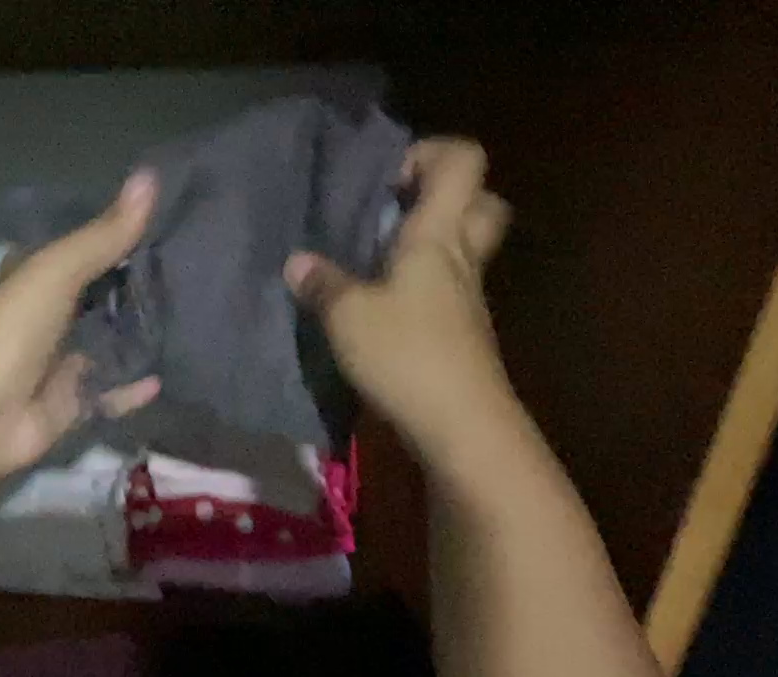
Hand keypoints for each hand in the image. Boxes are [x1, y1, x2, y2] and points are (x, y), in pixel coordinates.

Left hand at [0, 171, 162, 497]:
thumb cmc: (9, 334)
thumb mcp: (55, 272)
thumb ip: (102, 236)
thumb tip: (151, 176)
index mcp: (34, 280)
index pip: (81, 252)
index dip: (118, 236)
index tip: (169, 220)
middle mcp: (47, 320)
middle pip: (100, 300)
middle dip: (138, 289)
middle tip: (195, 272)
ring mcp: (59, 366)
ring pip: (108, 348)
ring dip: (140, 339)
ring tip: (193, 322)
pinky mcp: (70, 407)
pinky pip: (109, 396)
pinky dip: (133, 389)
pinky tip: (165, 377)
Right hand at [284, 138, 514, 461]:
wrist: (458, 421)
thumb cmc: (404, 353)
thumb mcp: (347, 317)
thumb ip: (322, 285)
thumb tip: (296, 261)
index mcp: (437, 235)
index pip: (461, 162)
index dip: (429, 154)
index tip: (387, 178)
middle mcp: (461, 258)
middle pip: (480, 204)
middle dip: (446, 199)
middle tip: (398, 218)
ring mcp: (468, 300)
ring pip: (465, 252)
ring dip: (432, 249)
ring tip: (381, 267)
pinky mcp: (462, 335)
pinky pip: (449, 293)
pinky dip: (424, 291)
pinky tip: (386, 313)